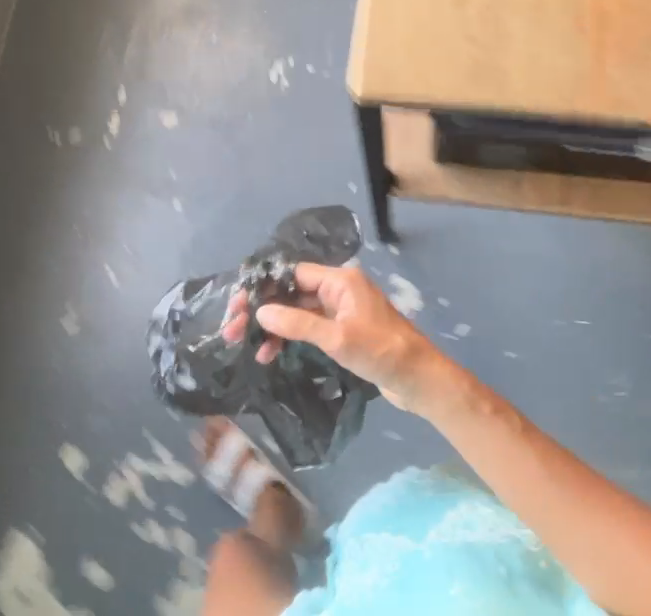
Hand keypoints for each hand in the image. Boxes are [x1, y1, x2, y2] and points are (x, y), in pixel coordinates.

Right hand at [221, 262, 453, 413]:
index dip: (264, 287)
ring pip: (298, 310)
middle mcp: (339, 289)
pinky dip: (289, 337)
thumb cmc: (380, 351)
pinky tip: (271, 353)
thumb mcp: (336, 338)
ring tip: (248, 346)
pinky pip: (309, 326)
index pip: (293, 274)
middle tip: (233, 329)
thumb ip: (297, 323)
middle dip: (263, 308)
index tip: (237, 305)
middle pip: (292, 291)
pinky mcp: (343, 330)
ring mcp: (341, 310)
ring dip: (273, 326)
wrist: (417, 377)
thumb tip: (260, 311)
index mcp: (341, 280)